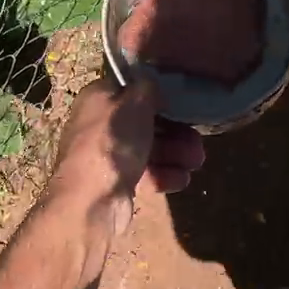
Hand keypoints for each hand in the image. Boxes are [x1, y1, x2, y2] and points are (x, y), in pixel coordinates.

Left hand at [49, 73, 204, 227]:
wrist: (89, 201)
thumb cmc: (113, 139)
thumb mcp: (136, 101)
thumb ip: (149, 87)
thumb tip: (155, 87)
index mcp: (100, 97)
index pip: (133, 88)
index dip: (159, 93)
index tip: (185, 100)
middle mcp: (101, 123)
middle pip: (145, 121)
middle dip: (176, 130)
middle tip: (199, 140)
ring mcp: (108, 155)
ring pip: (149, 148)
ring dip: (176, 153)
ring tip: (197, 161)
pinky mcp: (116, 183)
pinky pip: (145, 173)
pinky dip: (164, 174)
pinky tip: (183, 178)